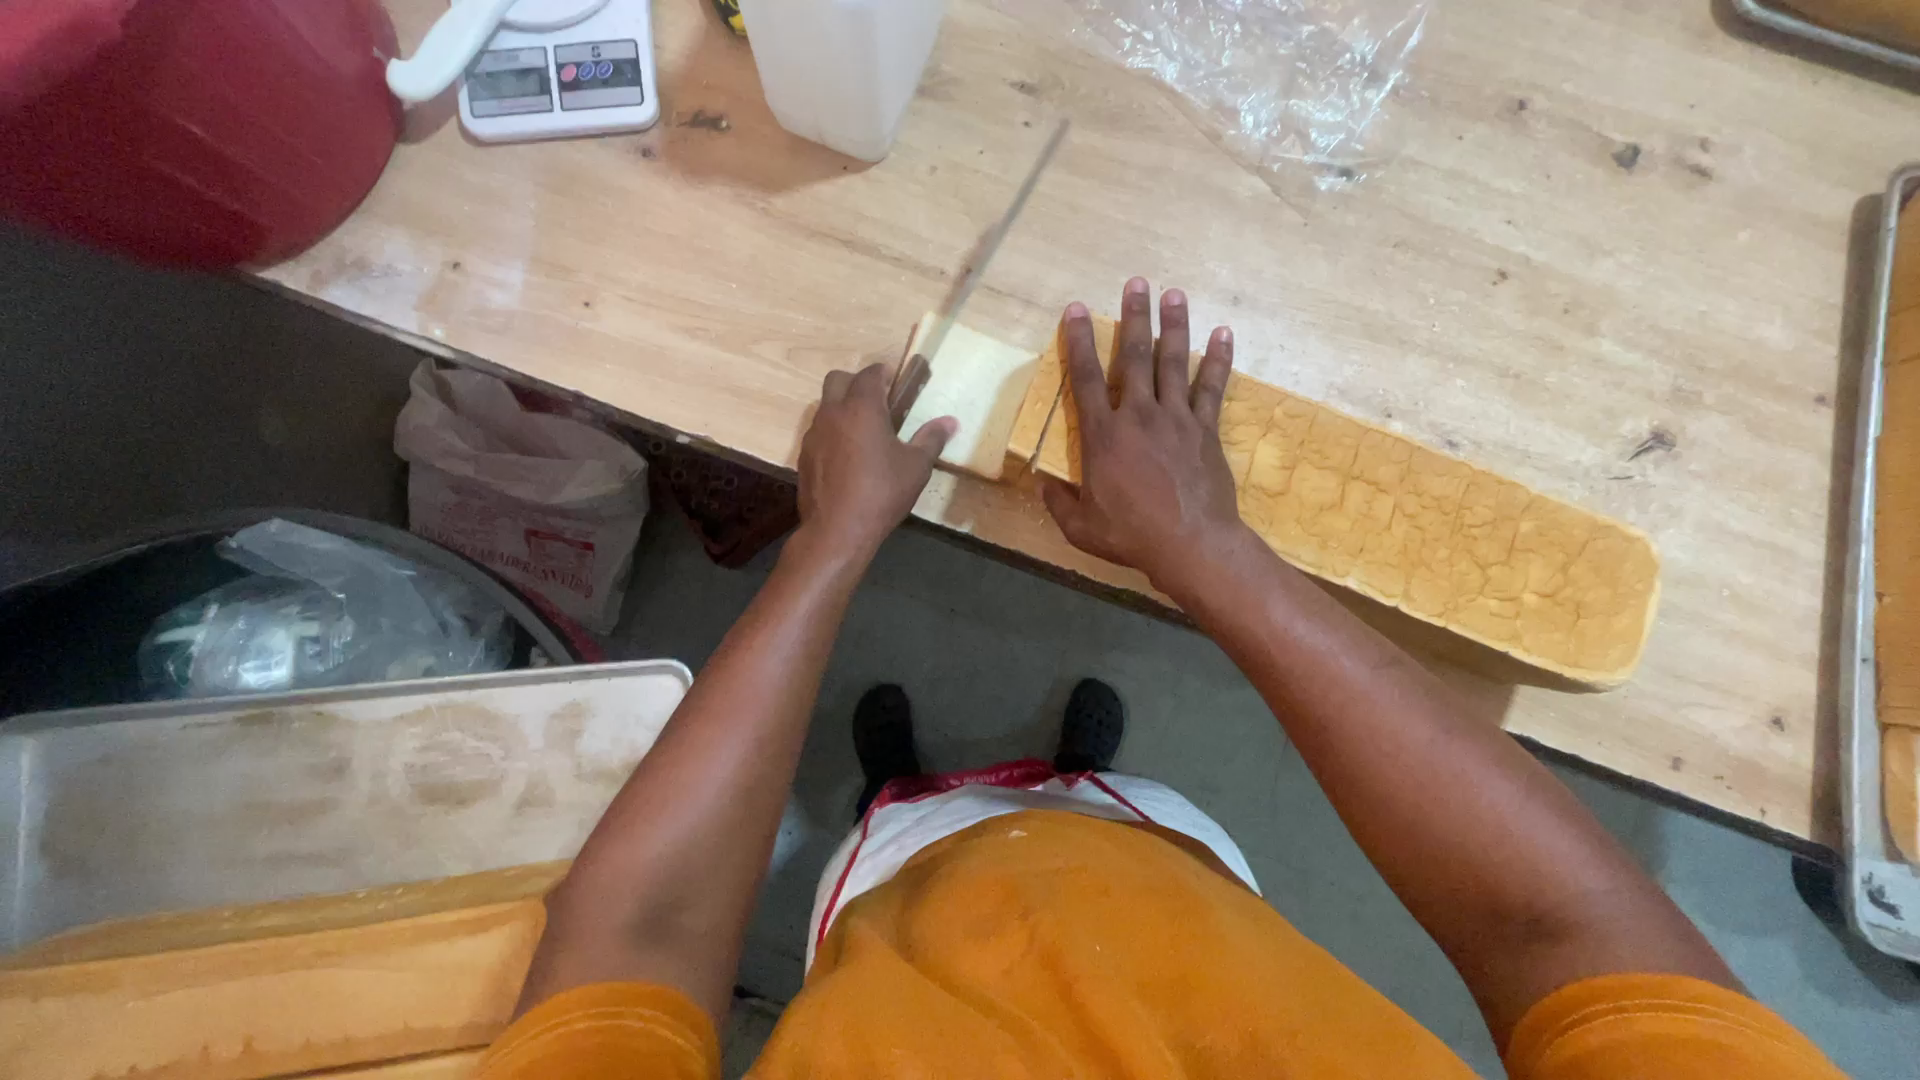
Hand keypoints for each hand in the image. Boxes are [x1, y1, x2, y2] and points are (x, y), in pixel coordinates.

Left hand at [798, 363, 954, 557]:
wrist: (838, 530)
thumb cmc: (882, 493)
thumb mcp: (916, 467)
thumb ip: (931, 439)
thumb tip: (950, 422)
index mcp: (862, 408)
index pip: (870, 374)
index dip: (884, 374)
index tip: (897, 383)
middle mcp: (833, 413)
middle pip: (838, 380)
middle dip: (857, 383)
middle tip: (879, 403)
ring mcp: (814, 434)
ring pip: (826, 406)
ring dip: (843, 408)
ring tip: (865, 432)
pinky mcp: (805, 456)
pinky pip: (819, 432)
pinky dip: (833, 433)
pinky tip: (849, 457)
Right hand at [1042, 278, 1249, 596]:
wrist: (1190, 543)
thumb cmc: (1130, 536)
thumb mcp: (1080, 527)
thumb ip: (1058, 502)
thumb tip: (1042, 483)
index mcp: (1103, 436)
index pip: (1085, 379)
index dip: (1078, 342)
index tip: (1076, 310)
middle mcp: (1138, 416)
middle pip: (1136, 356)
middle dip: (1134, 317)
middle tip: (1136, 282)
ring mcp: (1176, 419)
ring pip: (1174, 362)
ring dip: (1174, 325)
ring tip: (1174, 294)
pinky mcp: (1205, 430)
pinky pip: (1212, 388)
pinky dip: (1218, 360)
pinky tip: (1223, 334)